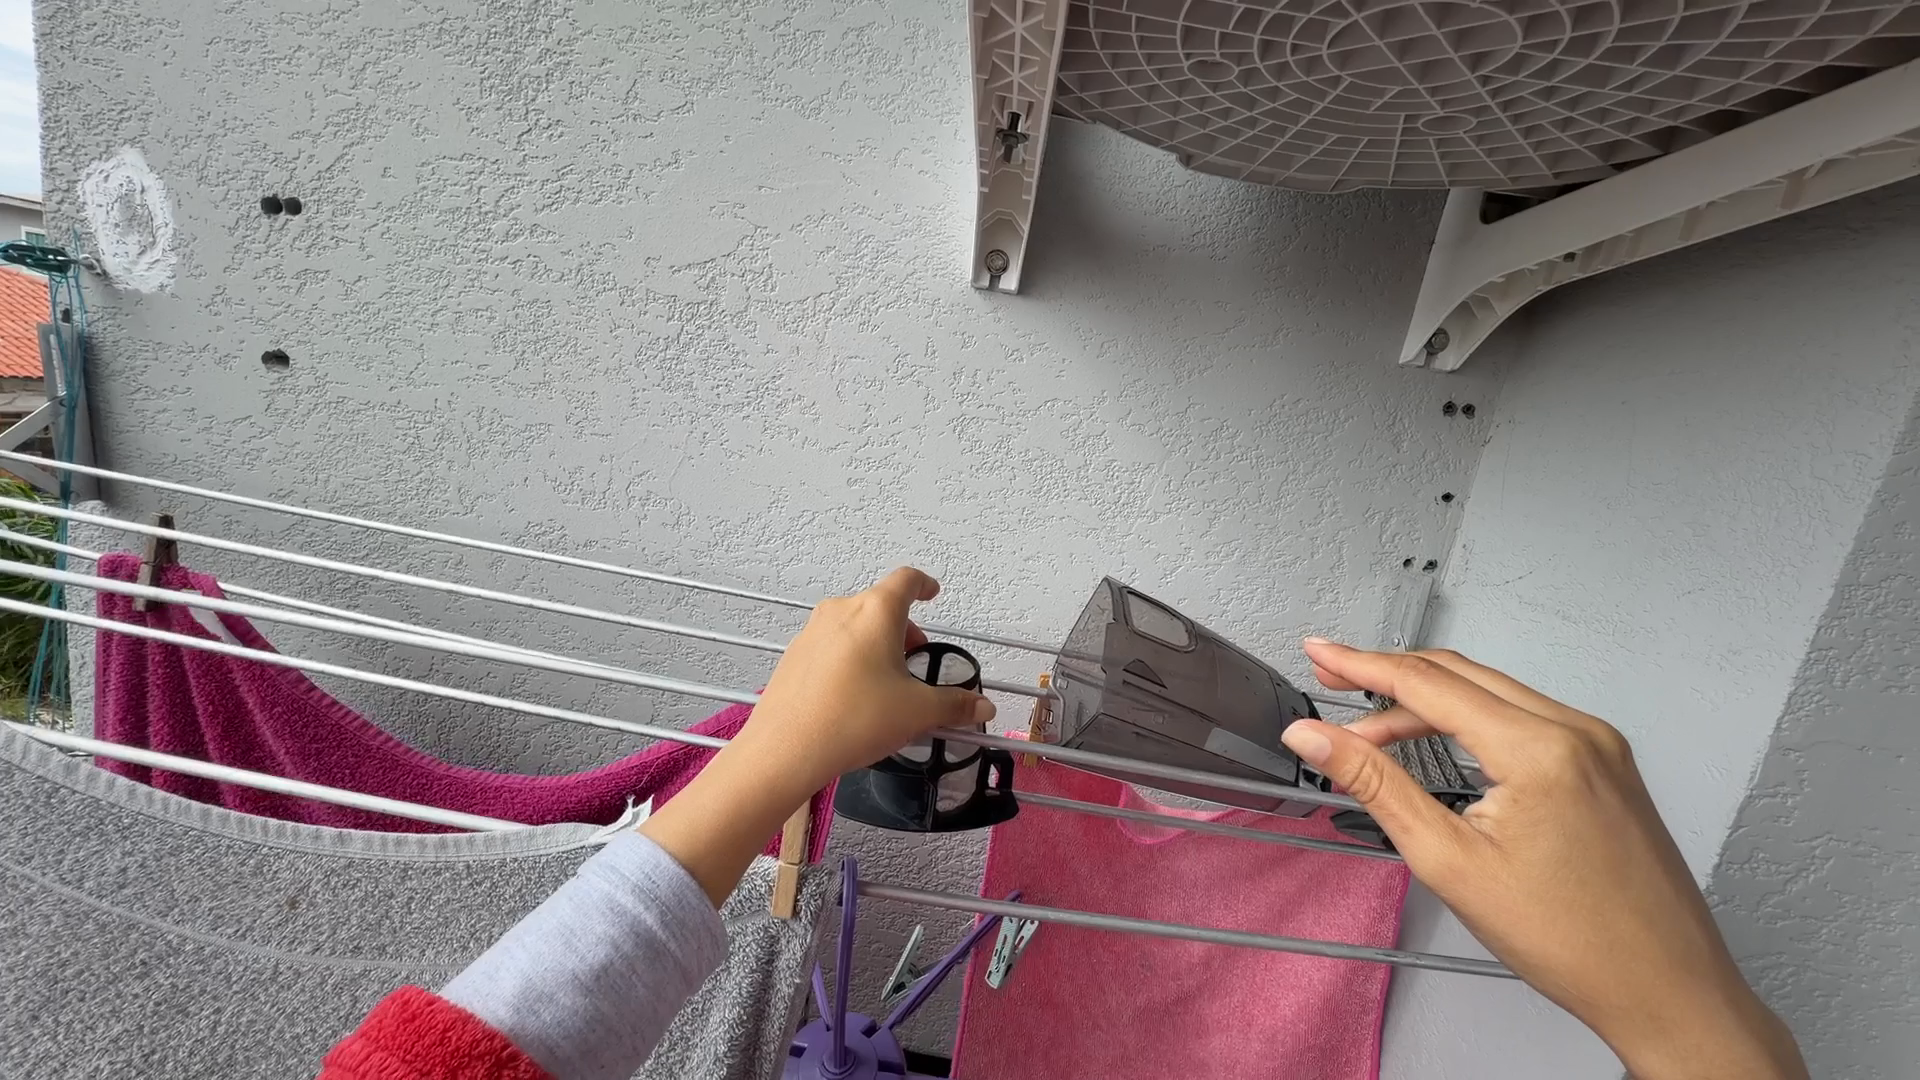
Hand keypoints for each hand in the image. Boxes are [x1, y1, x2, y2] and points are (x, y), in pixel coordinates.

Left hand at [739, 566, 996, 792]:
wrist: (785, 749)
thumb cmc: (857, 718)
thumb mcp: (917, 712)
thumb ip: (954, 705)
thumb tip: (984, 707)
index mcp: (876, 611)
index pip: (906, 580)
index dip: (924, 584)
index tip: (932, 593)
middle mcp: (841, 610)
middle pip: (881, 606)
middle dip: (904, 630)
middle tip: (916, 663)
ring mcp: (812, 631)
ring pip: (854, 626)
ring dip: (876, 644)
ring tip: (886, 685)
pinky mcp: (793, 655)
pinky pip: (832, 645)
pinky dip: (851, 658)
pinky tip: (854, 697)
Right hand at [1281, 641, 1804, 1079]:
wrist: (1671, 996)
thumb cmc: (1568, 938)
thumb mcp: (1445, 858)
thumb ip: (1372, 782)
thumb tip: (1311, 735)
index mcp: (1540, 749)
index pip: (1426, 682)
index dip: (1360, 664)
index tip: (1318, 651)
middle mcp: (1575, 731)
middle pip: (1455, 673)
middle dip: (1384, 670)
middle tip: (1330, 673)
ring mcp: (1595, 743)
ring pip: (1484, 690)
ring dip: (1419, 698)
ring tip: (1366, 727)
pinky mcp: (1601, 761)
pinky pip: (1515, 713)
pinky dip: (1459, 716)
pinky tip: (1428, 738)